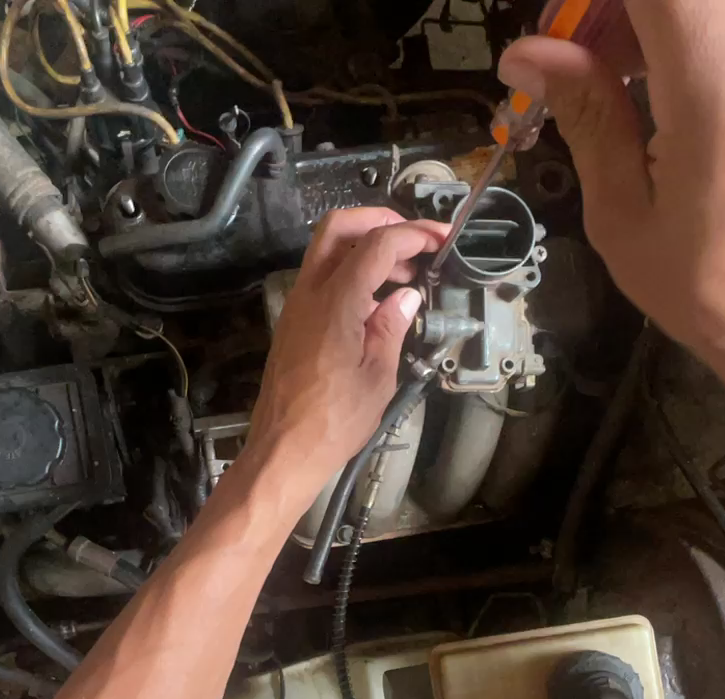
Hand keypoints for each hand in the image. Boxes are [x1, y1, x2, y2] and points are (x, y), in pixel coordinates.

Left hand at [241, 207, 443, 488]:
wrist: (284, 451)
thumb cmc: (333, 423)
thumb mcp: (377, 377)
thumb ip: (392, 328)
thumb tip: (406, 297)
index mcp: (335, 303)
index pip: (376, 246)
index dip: (413, 235)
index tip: (440, 238)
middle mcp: (309, 295)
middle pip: (338, 228)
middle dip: (379, 221)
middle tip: (415, 240)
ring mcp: (296, 308)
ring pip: (326, 252)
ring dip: (365, 248)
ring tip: (404, 276)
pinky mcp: (293, 325)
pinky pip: (321, 281)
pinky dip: (350, 275)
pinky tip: (377, 302)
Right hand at [498, 0, 724, 364]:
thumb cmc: (695, 283)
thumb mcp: (620, 214)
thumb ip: (586, 117)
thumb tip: (528, 54)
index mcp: (722, 93)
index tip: (558, 36)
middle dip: (615, 5)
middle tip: (569, 58)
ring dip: (646, 15)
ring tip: (603, 78)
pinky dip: (680, 28)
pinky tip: (648, 86)